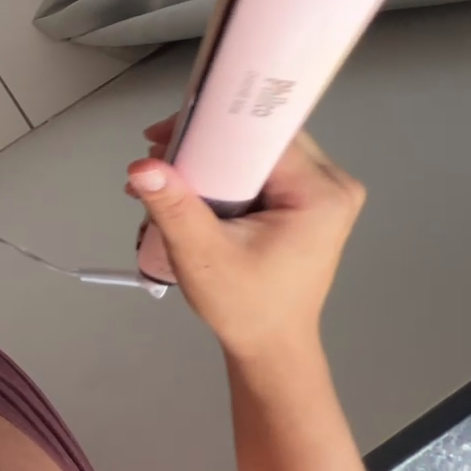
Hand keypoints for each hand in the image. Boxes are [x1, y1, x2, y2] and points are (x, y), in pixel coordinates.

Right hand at [127, 119, 366, 361]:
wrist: (268, 344)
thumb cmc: (243, 303)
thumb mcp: (200, 254)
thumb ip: (173, 206)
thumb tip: (141, 166)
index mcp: (319, 193)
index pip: (260, 133)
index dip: (209, 126)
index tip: (162, 137)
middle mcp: (328, 184)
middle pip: (254, 136)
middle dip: (199, 143)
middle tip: (155, 159)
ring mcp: (318, 192)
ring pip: (249, 149)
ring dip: (201, 159)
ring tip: (162, 180)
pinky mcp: (300, 201)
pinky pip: (251, 167)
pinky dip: (214, 173)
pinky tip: (183, 191)